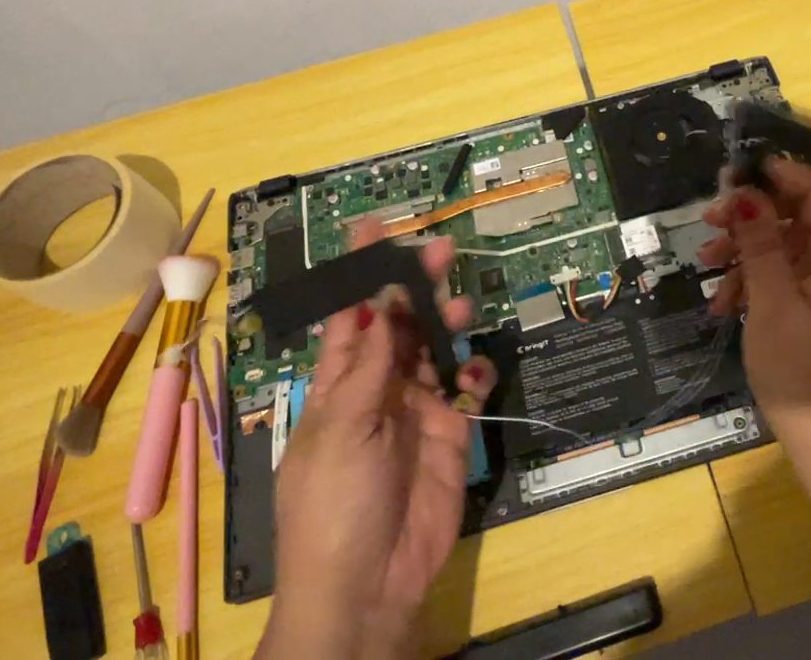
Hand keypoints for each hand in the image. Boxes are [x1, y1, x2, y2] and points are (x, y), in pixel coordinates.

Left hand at [258, 221, 496, 659]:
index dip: (359, 272)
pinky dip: (475, 375)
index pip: (348, 315)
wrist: (367, 584)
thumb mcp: (342, 430)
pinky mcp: (450, 433)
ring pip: (434, 349)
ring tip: (459, 305)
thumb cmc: (334, 504)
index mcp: (338, 383)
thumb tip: (380, 303)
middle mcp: (378, 387)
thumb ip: (370, 367)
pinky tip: (476, 375)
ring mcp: (415, 409)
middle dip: (414, 285)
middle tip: (438, 251)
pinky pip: (466, 390)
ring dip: (446, 323)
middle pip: (399, 323)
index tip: (373, 228)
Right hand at [700, 158, 810, 511]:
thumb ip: (760, 246)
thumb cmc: (803, 376)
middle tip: (709, 223)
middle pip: (801, 219)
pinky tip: (724, 305)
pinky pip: (790, 282)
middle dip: (753, 218)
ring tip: (707, 268)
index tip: (737, 173)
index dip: (783, 175)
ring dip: (747, 253)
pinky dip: (757, 284)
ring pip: (789, 251)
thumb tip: (746, 193)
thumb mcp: (772, 306)